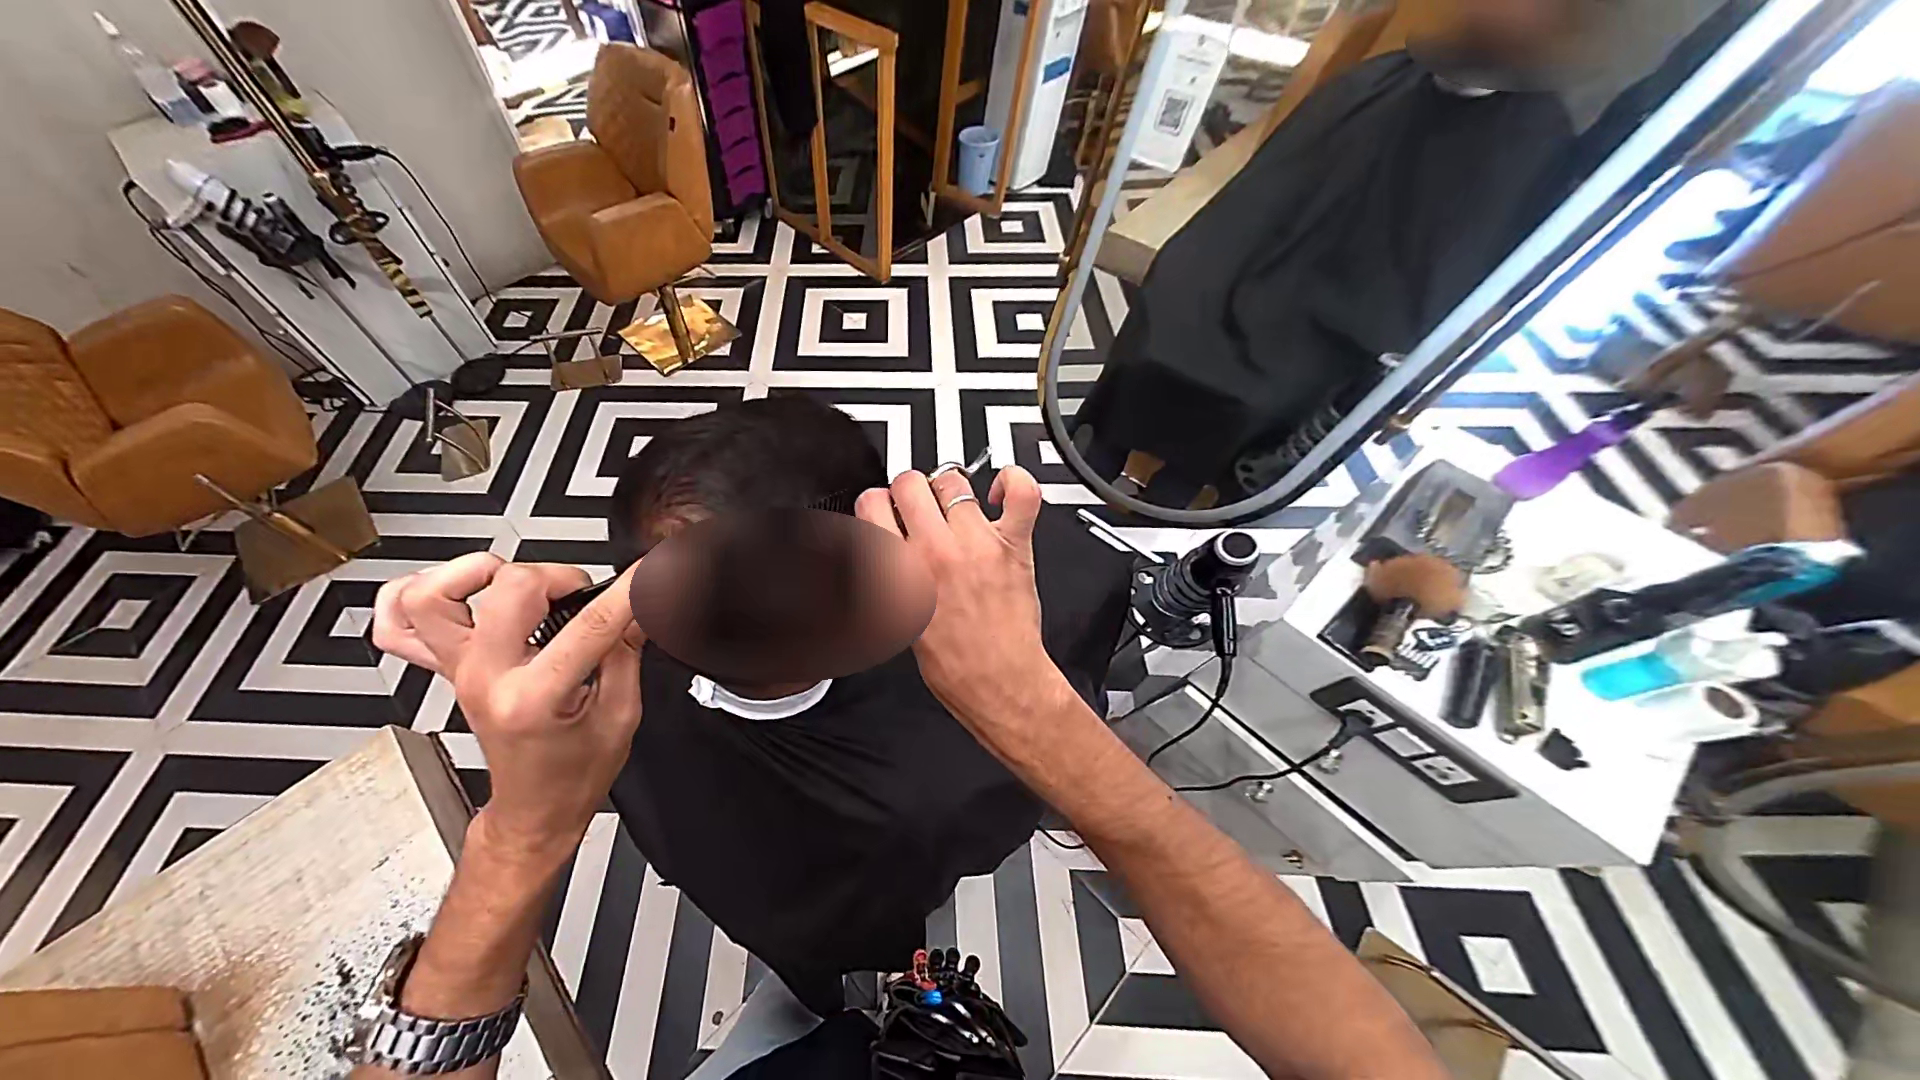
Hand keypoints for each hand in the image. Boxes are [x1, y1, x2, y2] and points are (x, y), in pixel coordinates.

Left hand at [379, 559, 646, 859]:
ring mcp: (458, 672)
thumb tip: (640, 605)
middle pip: (511, 587)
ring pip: (432, 595)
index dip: (627, 591)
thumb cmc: (574, 772)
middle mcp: (486, 679)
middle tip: (584, 593)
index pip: (589, 624)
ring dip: (479, 575)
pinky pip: (396, 625)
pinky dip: (417, 596)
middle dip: (561, 576)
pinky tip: (459, 593)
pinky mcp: (448, 670)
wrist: (536, 807)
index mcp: (536, 697)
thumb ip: (628, 650)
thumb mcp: (622, 713)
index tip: (647, 575)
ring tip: (518, 583)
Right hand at [856, 467, 1077, 749]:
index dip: (877, 504)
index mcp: (900, 569)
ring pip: (954, 481)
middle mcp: (936, 550)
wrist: (997, 680)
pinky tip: (999, 492)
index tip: (886, 511)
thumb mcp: (896, 618)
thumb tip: (879, 545)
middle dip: (909, 492)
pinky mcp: (1013, 545)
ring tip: (953, 510)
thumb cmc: (952, 662)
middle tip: (917, 508)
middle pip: (909, 482)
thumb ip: (885, 575)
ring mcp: (977, 543)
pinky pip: (1020, 492)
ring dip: (948, 491)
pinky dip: (1012, 481)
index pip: (872, 503)